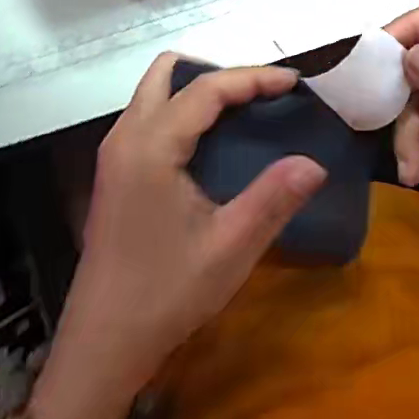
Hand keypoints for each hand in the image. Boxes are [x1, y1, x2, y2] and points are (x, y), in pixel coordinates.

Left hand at [29, 55, 327, 418]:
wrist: (102, 345)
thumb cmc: (166, 294)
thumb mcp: (231, 247)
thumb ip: (274, 199)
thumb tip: (315, 164)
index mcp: (151, 147)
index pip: (206, 89)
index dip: (253, 78)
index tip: (294, 82)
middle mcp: (125, 138)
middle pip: (167, 73)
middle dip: (219, 73)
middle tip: (262, 95)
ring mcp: (114, 155)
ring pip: (154, 92)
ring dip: (199, 90)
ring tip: (245, 112)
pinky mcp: (114, 173)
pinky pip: (150, 116)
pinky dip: (184, 111)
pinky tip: (213, 143)